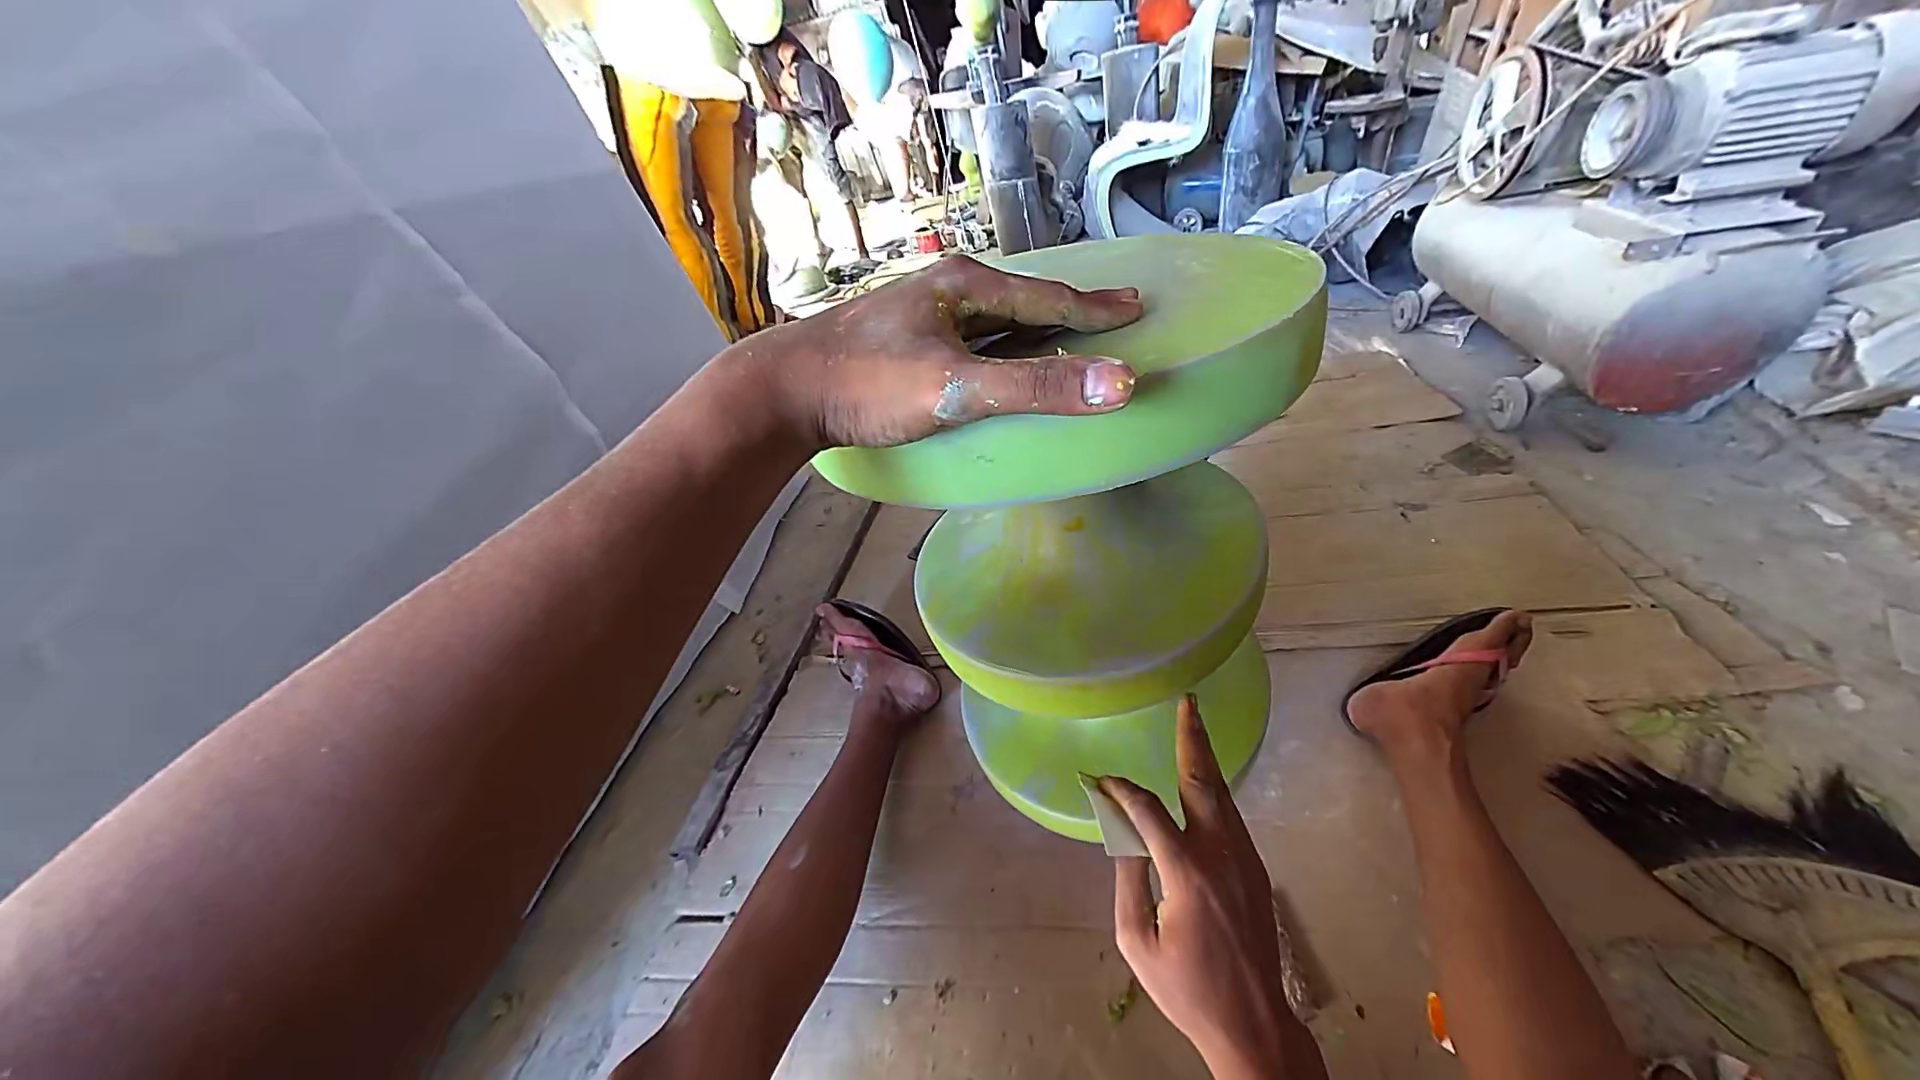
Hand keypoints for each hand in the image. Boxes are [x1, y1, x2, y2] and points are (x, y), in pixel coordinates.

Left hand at [726, 254, 1142, 447]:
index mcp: (963, 287)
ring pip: (992, 322)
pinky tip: (997, 363)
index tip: (1133, 307)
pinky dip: (997, 351)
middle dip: (1066, 311)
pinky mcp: (903, 345)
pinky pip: (968, 342)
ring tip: (1061, 337)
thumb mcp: (956, 388)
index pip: (1046, 297)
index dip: (1093, 307)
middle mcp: (944, 293)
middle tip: (1107, 315)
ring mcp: (921, 317)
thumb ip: (1036, 388)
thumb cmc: (866, 383)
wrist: (782, 392)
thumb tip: (1121, 384)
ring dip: (1030, 331)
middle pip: (1022, 303)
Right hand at [1097, 696, 1317, 1079]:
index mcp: (1187, 873)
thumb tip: (1122, 833)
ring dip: (1204, 758)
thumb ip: (1128, 880)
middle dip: (1192, 740)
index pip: (1147, 812)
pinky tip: (1201, 779)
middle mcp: (1221, 855)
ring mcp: (1244, 859)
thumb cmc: (1187, 988)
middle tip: (1186, 704)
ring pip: (1222, 795)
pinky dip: (1211, 788)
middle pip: (1204, 783)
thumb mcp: (1137, 941)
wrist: (1254, 1024)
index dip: (1121, 791)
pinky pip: (1230, 815)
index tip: (1100, 781)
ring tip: (1192, 726)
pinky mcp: (1255, 868)